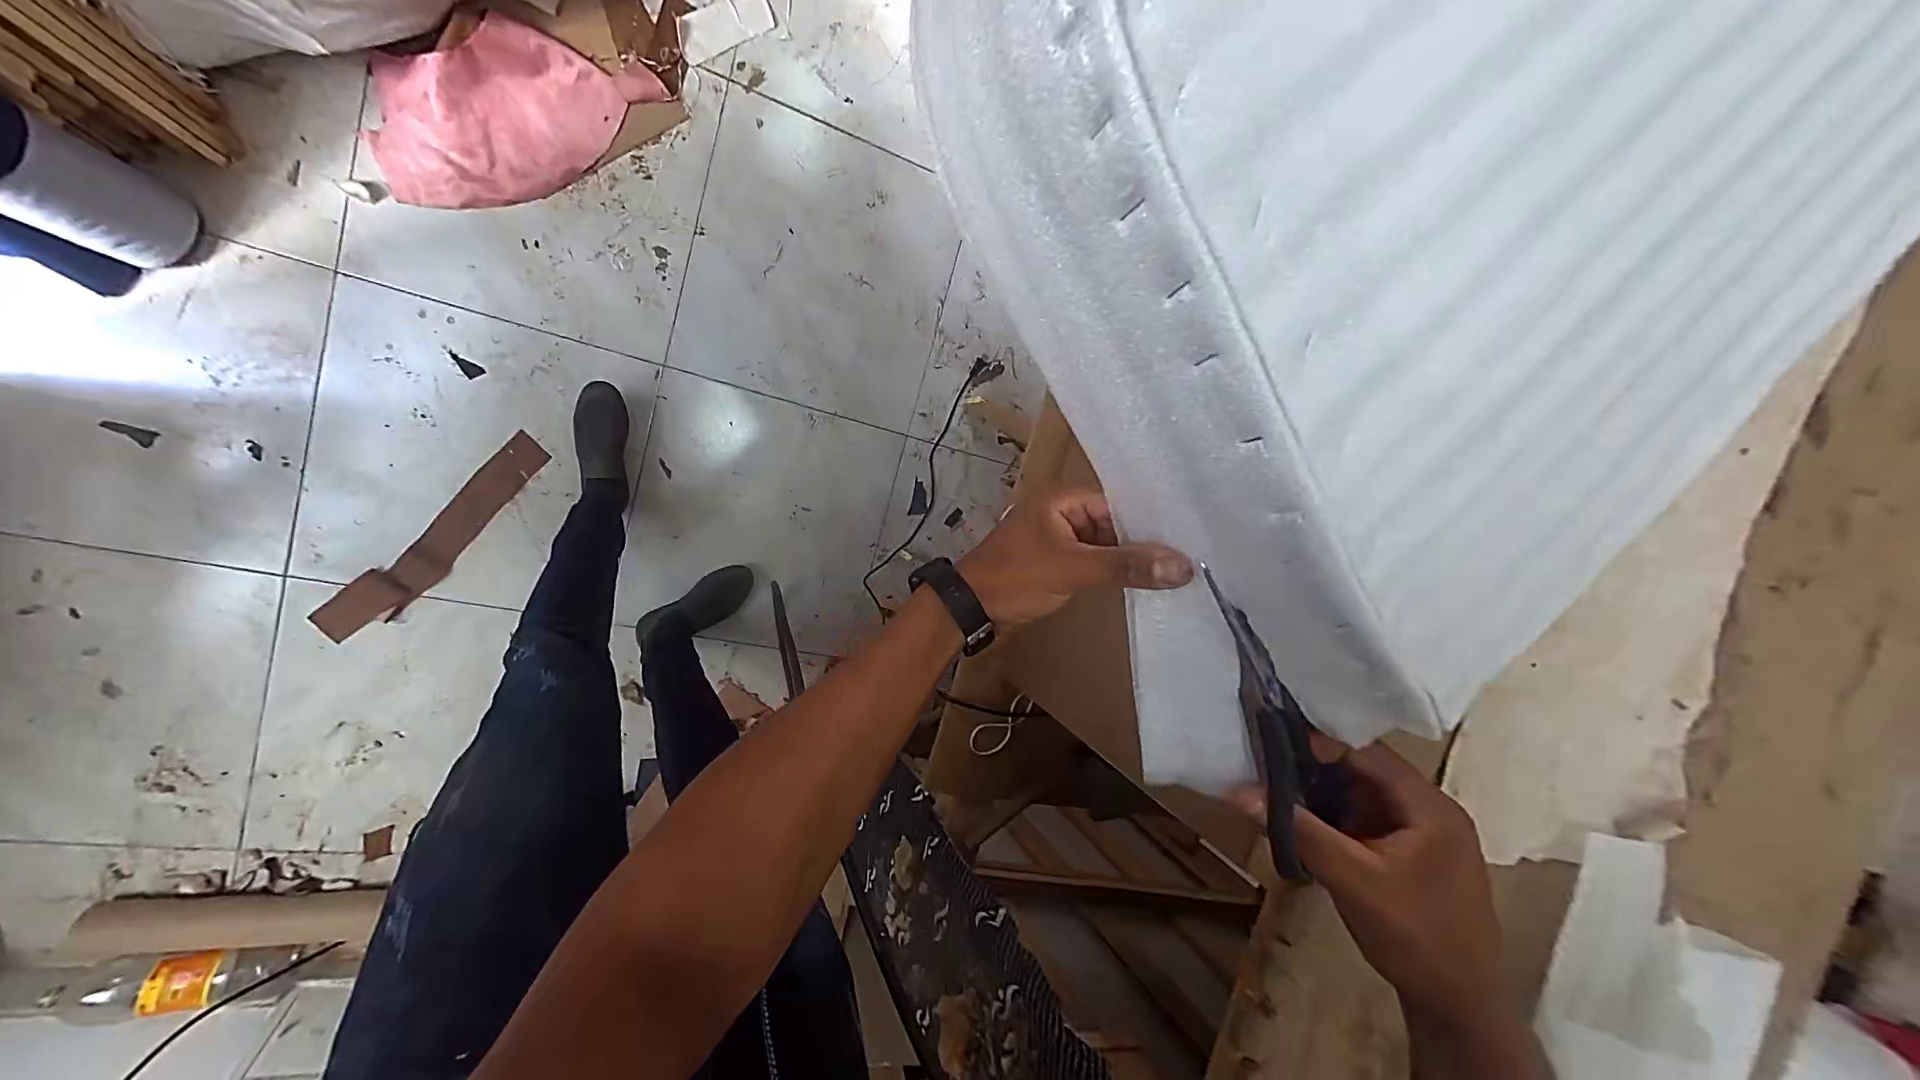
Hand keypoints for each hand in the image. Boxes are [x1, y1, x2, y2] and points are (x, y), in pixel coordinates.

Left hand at [956, 489, 1192, 628]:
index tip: (1186, 536)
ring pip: (1103, 543)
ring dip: (1126, 558)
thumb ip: (1124, 566)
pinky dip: (1110, 570)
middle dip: (1141, 541)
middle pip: (1113, 522)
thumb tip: (1181, 566)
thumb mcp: (1072, 569)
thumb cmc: (1015, 578)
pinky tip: (1139, 582)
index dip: (1149, 519)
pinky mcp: (1056, 561)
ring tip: (1172, 571)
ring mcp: (1057, 537)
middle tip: (1186, 557)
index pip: (1117, 502)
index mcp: (1061, 498)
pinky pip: (1091, 560)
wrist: (970, 610)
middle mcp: (1061, 511)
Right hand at [1231, 739, 1548, 1078]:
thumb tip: (1240, 792)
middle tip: (1267, 764)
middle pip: (1366, 771)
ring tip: (1276, 788)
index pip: (1368, 753)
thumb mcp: (1350, 879)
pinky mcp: (1413, 854)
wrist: (1459, 1006)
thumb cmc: (1412, 936)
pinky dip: (1336, 816)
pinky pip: (1368, 818)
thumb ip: (1298, 830)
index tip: (1272, 740)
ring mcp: (1424, 833)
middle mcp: (1431, 810)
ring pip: (1364, 795)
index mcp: (1430, 807)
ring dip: (1323, 793)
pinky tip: (1305, 822)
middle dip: (1316, 768)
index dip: (1319, 743)